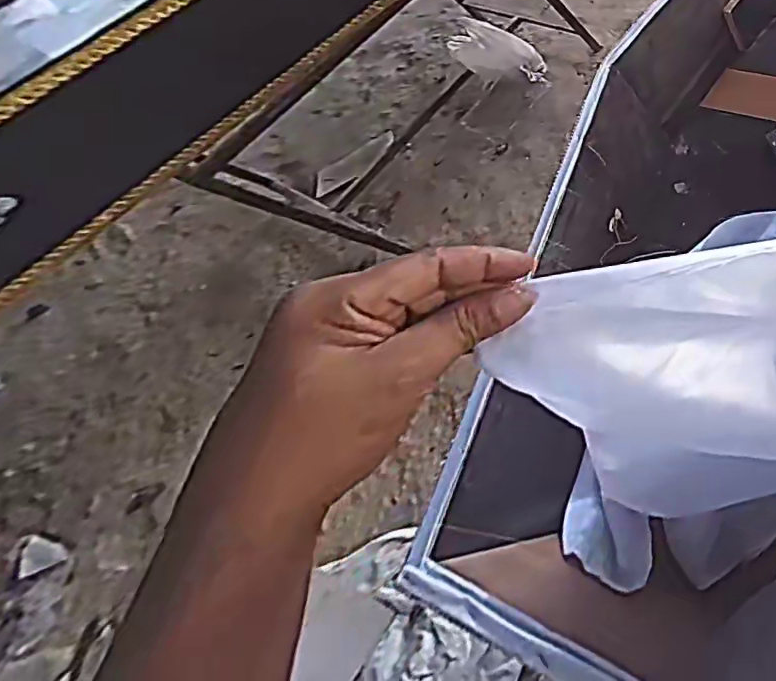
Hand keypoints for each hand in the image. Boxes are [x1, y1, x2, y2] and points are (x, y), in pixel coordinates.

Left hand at [205, 246, 536, 521]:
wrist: (254, 513)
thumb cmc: (305, 449)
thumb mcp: (401, 375)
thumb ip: (461, 327)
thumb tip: (508, 298)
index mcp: (332, 298)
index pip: (426, 265)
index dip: (482, 263)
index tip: (522, 266)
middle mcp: (327, 306)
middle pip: (419, 281)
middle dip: (475, 284)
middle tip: (522, 289)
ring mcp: (329, 332)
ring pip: (412, 306)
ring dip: (459, 308)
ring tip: (504, 309)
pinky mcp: (337, 357)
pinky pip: (398, 329)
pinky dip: (436, 330)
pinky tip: (463, 333)